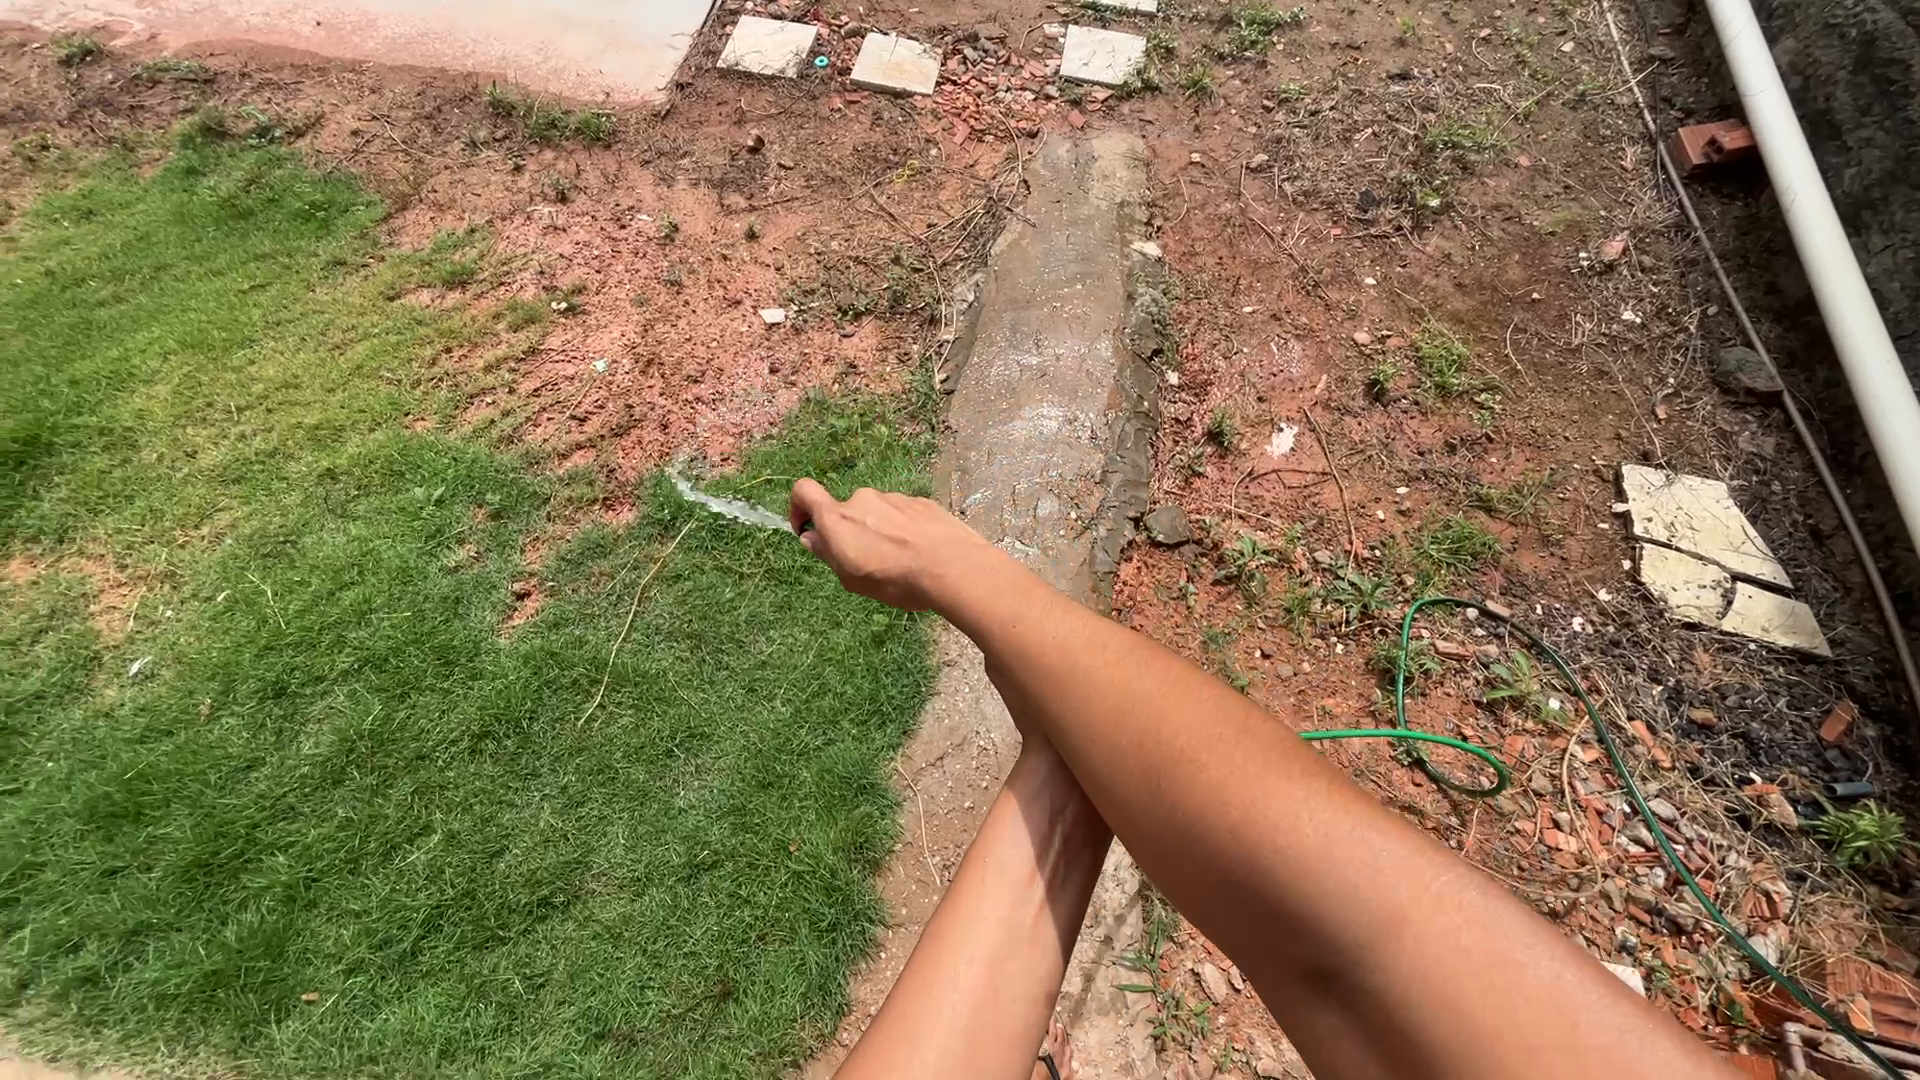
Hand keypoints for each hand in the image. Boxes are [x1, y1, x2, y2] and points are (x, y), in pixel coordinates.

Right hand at [788, 479, 1001, 611]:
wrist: (952, 567)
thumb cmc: (896, 579)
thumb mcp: (852, 578)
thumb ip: (828, 553)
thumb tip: (812, 537)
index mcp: (839, 517)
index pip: (804, 491)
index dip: (799, 508)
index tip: (808, 530)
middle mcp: (863, 499)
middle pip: (848, 511)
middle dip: (852, 533)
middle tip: (868, 563)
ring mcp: (895, 498)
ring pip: (878, 513)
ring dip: (881, 532)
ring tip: (901, 562)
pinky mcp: (921, 502)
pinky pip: (903, 515)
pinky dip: (905, 530)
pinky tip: (920, 552)